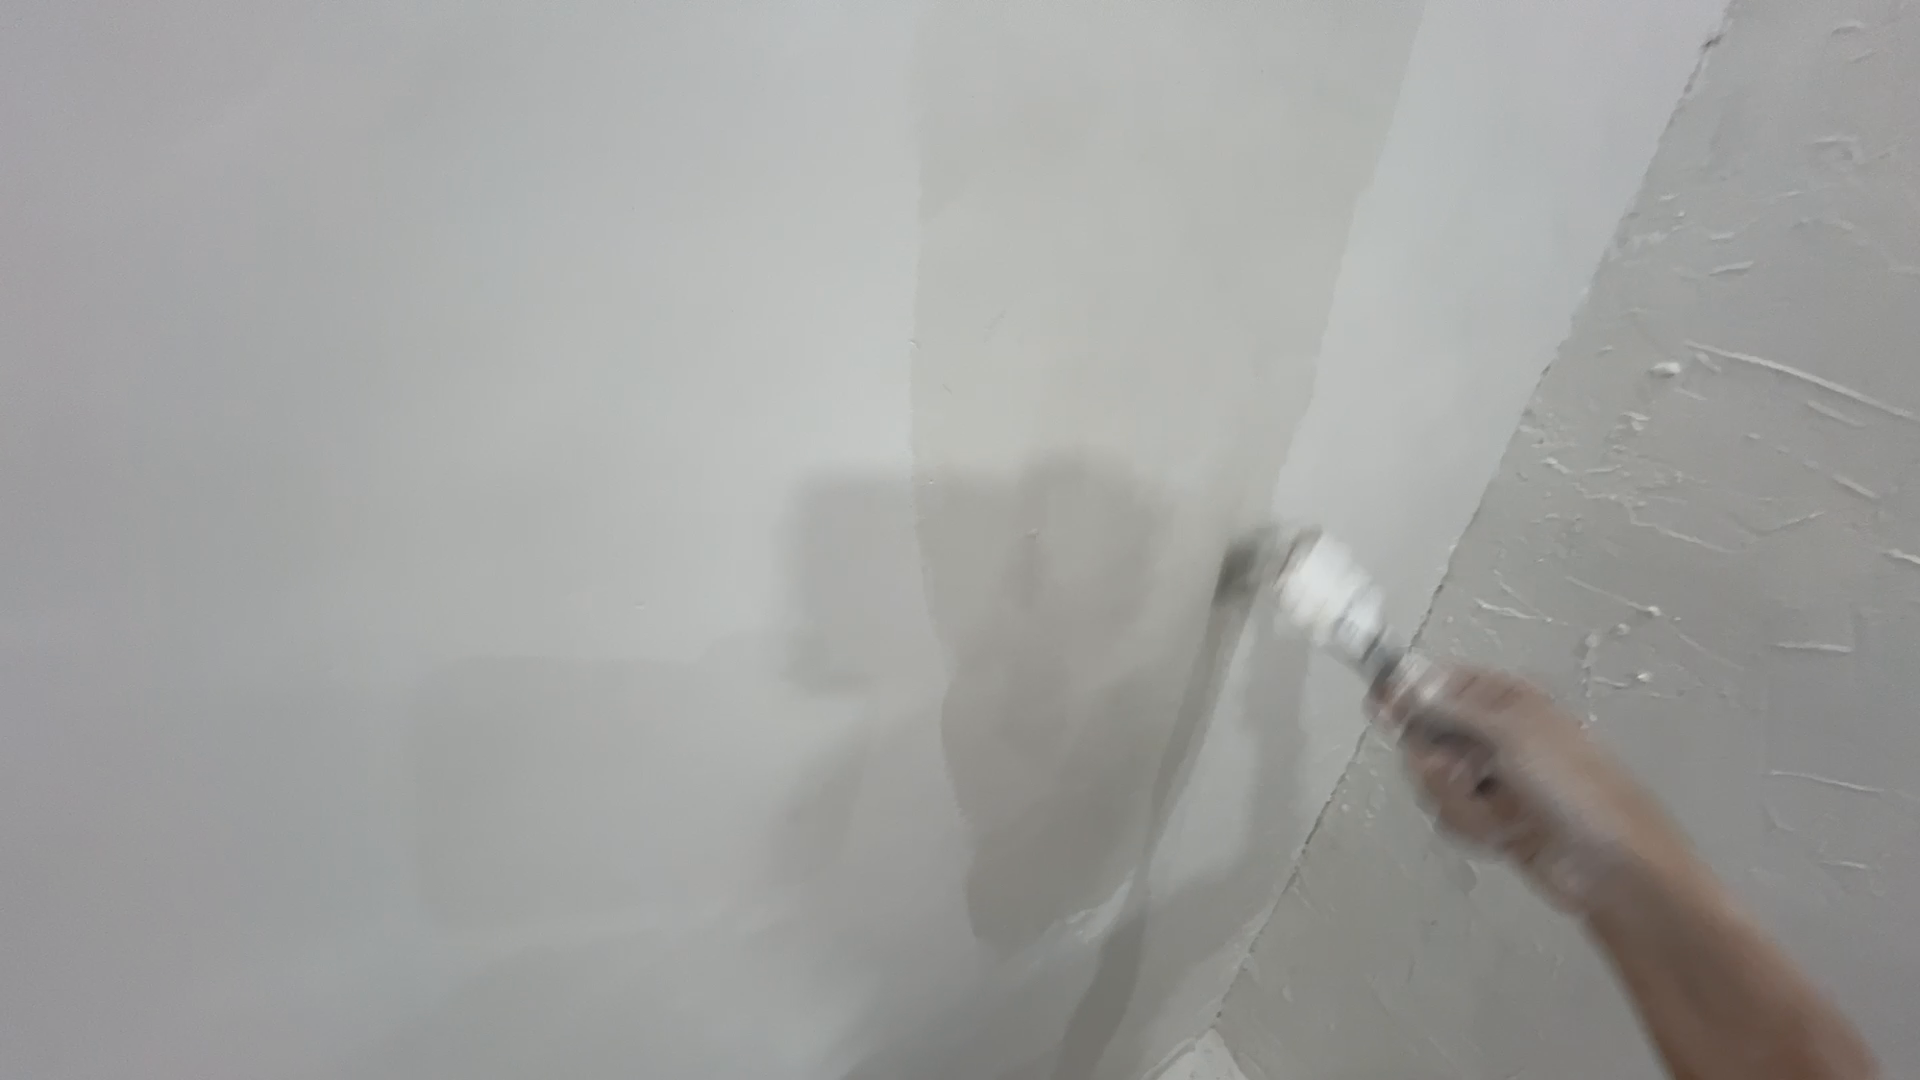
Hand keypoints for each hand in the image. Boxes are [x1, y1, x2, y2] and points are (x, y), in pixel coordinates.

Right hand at [1369, 663, 1699, 912]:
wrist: (1615, 871)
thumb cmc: (1575, 789)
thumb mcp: (1513, 733)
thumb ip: (1447, 707)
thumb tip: (1397, 683)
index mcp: (1505, 700)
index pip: (1438, 681)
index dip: (1406, 692)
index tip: (1382, 707)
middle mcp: (1491, 733)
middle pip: (1422, 731)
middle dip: (1434, 760)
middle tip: (1460, 774)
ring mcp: (1487, 777)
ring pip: (1428, 775)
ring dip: (1456, 799)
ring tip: (1496, 814)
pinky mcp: (1483, 815)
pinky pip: (1444, 810)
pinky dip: (1468, 824)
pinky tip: (1500, 834)